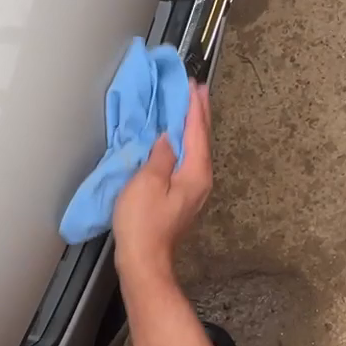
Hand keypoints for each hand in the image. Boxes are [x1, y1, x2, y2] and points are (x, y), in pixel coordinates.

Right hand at [112, 81, 210, 289]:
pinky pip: (186, 162)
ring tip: (187, 109)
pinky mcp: (181, 200)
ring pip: (195, 151)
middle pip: (202, 140)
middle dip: (198, 114)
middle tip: (196, 90)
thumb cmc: (143, 224)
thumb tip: (168, 138)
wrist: (143, 260)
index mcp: (196, 173)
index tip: (193, 85)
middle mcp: (200, 181)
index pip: (197, 131)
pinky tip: (175, 141)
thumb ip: (161, 155)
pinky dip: (183, 145)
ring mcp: (192, 192)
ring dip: (191, 128)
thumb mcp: (147, 182)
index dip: (194, 107)